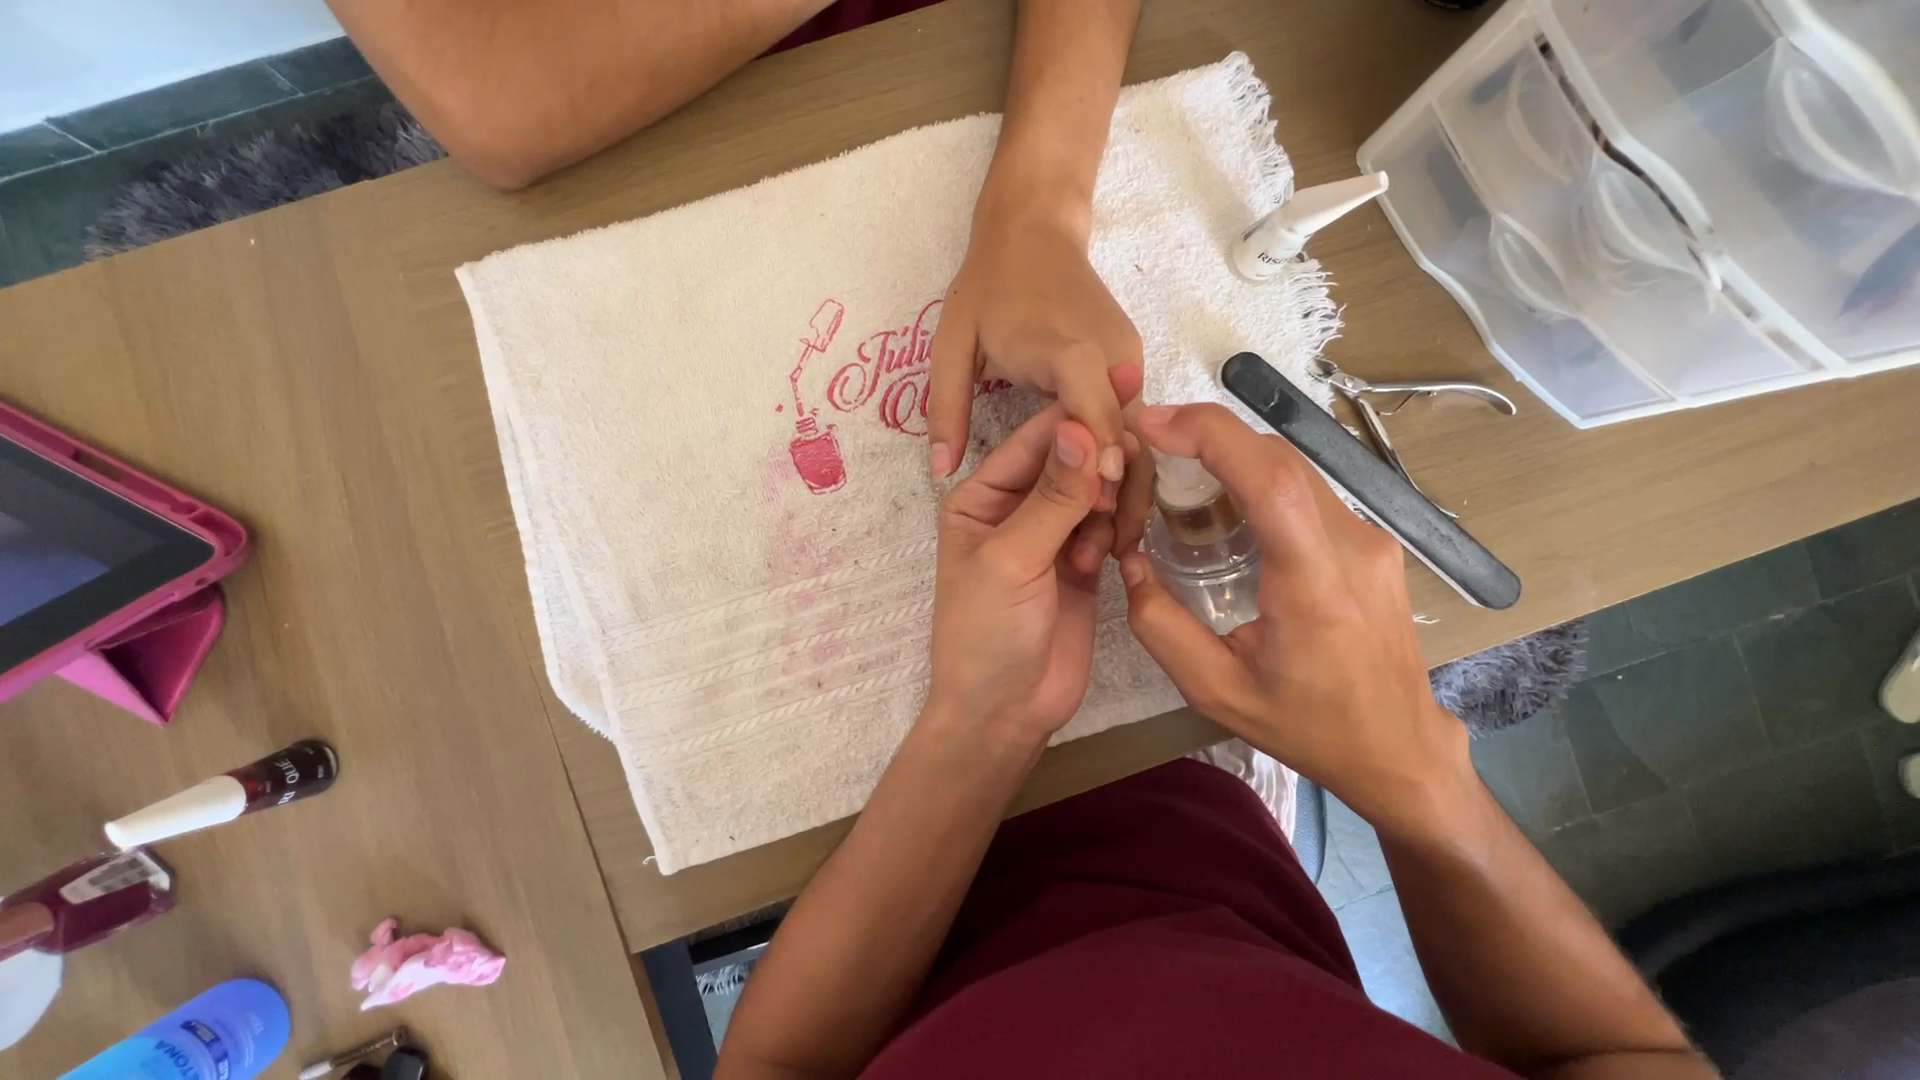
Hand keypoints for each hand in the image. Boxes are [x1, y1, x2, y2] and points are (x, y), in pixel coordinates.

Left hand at [926, 193, 1144, 518]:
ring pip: (1135, 441)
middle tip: (1098, 553)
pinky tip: (1106, 511)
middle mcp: (1111, 359)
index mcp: (1066, 350)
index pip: (1090, 411)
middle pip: (1123, 438)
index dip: (1093, 461)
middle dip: (1113, 496)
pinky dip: (1122, 470)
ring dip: (1122, 491)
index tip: (1095, 509)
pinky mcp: (1130, 372)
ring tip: (1105, 547)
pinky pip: (1132, 431)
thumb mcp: (951, 345)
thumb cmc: (989, 284)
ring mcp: (1128, 365)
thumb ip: (949, 407)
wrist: (1035, 224)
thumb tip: (940, 467)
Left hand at [927, 405, 1108, 748]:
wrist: (1006, 712)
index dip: (1082, 422)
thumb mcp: (1012, 561)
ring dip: (1114, 505)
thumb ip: (1052, 497)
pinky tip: (1115, 556)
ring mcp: (1055, 531)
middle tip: (1116, 500)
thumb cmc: (987, 633)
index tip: (1127, 413)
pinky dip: (1121, 529)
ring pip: (1102, 486)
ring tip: (1106, 546)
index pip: (1038, 437)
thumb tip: (1083, 427)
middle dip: (1105, 467)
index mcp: (982, 493)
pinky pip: (1114, 522)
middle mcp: (1018, 504)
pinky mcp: (1086, 559)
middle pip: (1078, 455)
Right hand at [1117, 404, 1474, 841]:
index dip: (1210, 435)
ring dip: (1234, 454)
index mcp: (1314, 584)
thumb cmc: (1308, 727)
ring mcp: (1371, 539)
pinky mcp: (1372, 543)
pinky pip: (1308, 491)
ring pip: (1295, 468)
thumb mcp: (1216, 691)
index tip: (1153, 422)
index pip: (1269, 479)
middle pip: (1279, 459)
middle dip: (1211, 432)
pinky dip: (1259, 478)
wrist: (1399, 751)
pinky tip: (1225, 503)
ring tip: (1177, 465)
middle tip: (1151, 439)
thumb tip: (1130, 561)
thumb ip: (1161, 626)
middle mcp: (1352, 546)